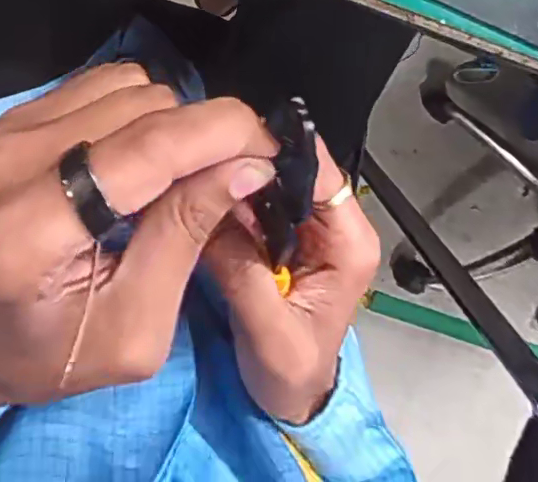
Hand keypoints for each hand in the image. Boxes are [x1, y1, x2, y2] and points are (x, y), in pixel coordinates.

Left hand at [0, 62, 278, 408]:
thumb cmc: (57, 350)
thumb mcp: (136, 327)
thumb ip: (185, 235)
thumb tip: (247, 166)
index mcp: (34, 227)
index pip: (143, 150)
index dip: (219, 135)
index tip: (271, 149)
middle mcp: (16, 157)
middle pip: (143, 106)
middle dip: (204, 133)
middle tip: (230, 175)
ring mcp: (13, 127)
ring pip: (128, 83)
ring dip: (172, 120)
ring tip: (178, 172)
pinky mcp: (19, 114)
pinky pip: (105, 81)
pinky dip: (140, 108)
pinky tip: (140, 153)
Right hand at [201, 133, 379, 424]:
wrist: (288, 396)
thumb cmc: (292, 375)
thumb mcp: (269, 333)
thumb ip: (241, 271)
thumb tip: (204, 209)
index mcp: (347, 241)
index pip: (317, 168)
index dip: (272, 147)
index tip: (225, 141)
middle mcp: (328, 220)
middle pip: (286, 161)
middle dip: (242, 154)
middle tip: (196, 157)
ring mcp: (297, 220)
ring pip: (262, 171)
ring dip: (227, 169)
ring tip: (190, 170)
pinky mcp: (271, 225)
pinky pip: (245, 190)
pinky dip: (221, 187)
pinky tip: (195, 189)